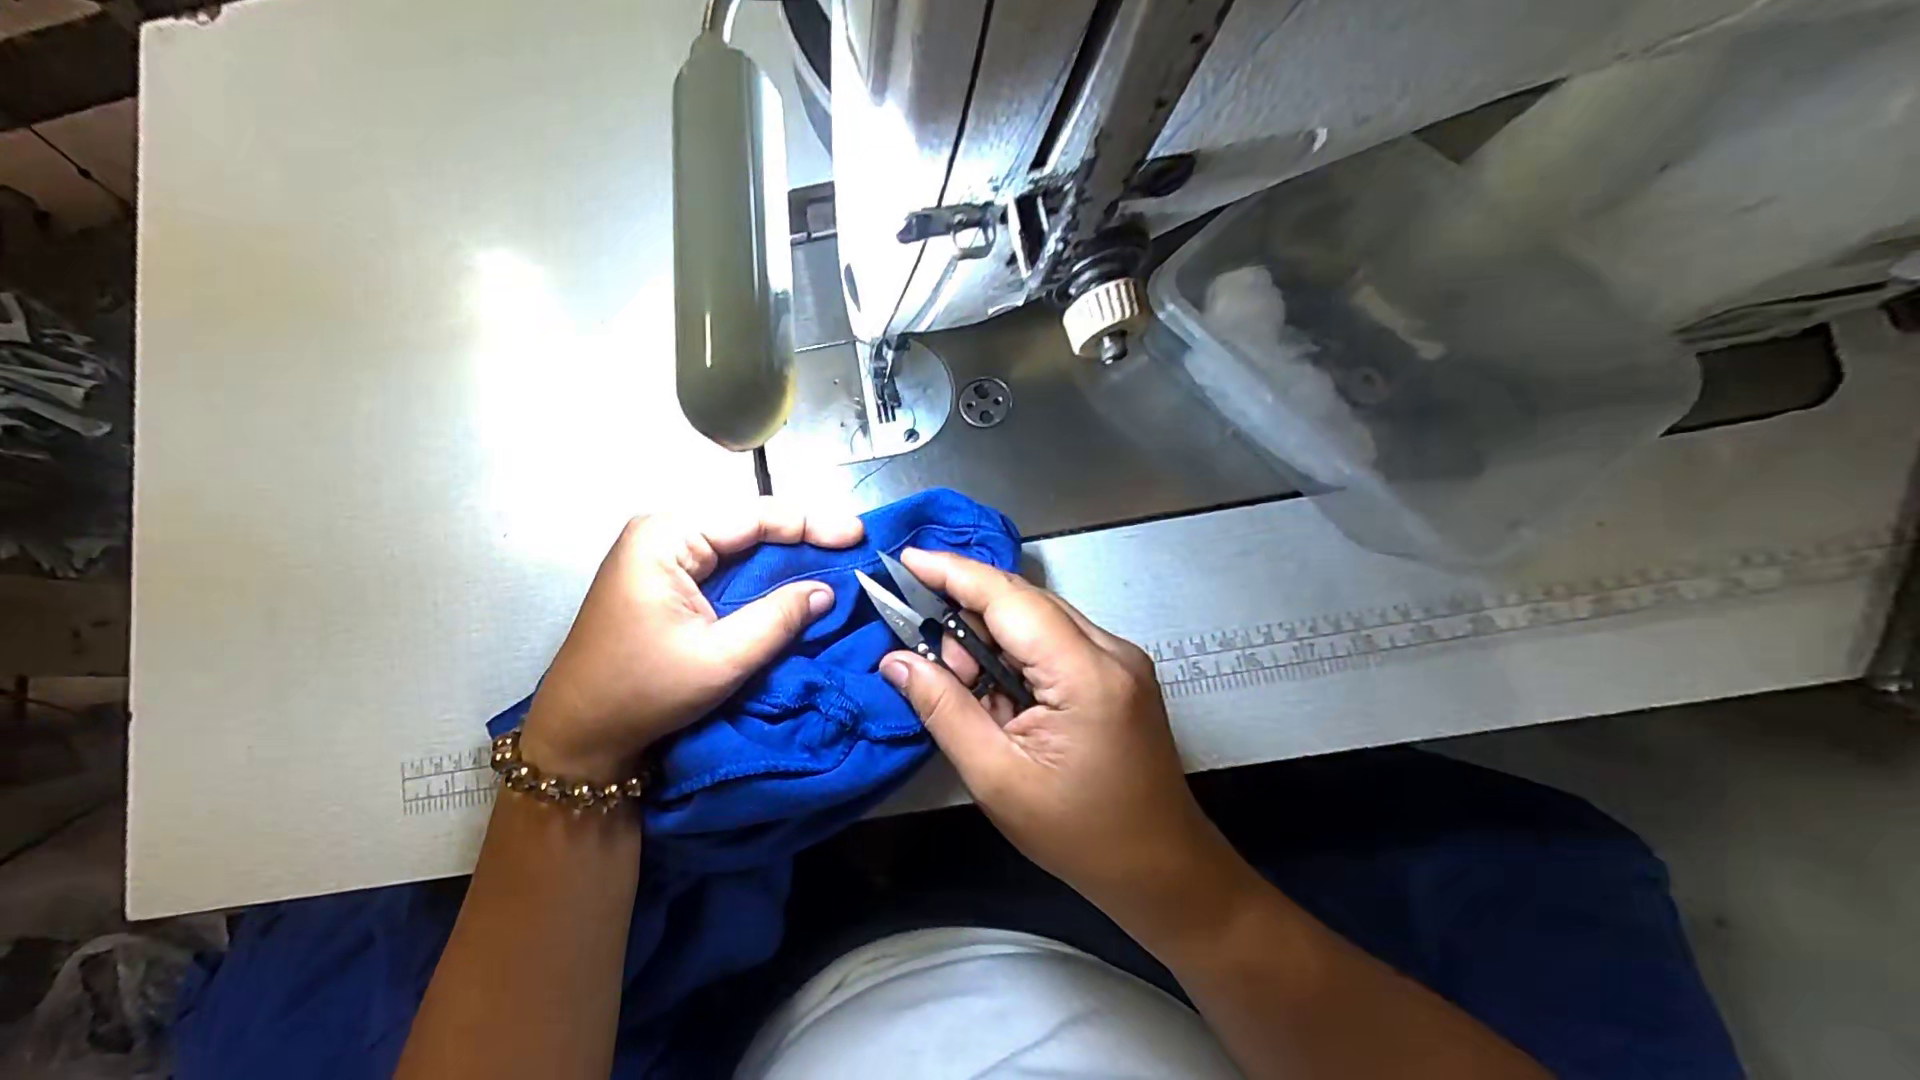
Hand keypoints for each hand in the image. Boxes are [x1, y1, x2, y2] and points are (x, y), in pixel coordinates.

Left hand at [520, 500, 864, 781]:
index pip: (753, 517)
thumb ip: (778, 618)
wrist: (579, 735)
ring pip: (741, 546)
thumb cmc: (641, 692)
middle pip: (748, 525)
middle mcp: (664, 534)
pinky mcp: (669, 581)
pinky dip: (765, 577)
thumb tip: (826, 591)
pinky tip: (798, 581)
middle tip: (853, 548)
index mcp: (667, 537)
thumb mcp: (720, 658)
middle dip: (803, 537)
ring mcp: (664, 557)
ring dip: (787, 557)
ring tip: (837, 560)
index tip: (857, 535)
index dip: (811, 524)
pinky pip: (727, 568)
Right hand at [878, 549, 1238, 919]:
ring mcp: (1120, 658)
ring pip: (1037, 618)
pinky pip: (1054, 640)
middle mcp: (1110, 650)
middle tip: (932, 662)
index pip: (1009, 598)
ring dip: (991, 640)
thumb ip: (944, 710)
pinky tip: (1000, 694)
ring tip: (968, 691)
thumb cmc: (1082, 836)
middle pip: (1024, 602)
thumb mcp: (998, 779)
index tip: (908, 559)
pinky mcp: (1118, 671)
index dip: (954, 573)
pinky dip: (1016, 656)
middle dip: (967, 618)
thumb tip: (898, 661)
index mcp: (1086, 673)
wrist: (1163, 869)